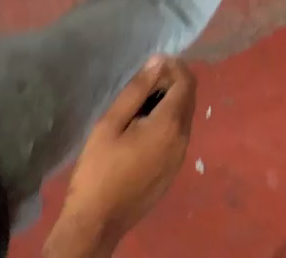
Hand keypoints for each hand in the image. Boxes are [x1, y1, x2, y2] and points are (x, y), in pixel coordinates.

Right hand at [51, 57, 196, 254]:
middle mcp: (184, 137)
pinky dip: (169, 121)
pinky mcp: (174, 169)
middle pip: (189, 97)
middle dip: (174, 81)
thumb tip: (158, 61)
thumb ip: (136, 91)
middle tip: (147, 80)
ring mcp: (181, 155)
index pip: (186, 82)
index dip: (174, 66)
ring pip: (185, 116)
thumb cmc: (98, 172)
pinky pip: (179, 134)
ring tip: (142, 102)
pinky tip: (145, 127)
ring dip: (171, 101)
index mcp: (171, 123)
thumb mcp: (110, 125)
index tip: (155, 62)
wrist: (96, 223)